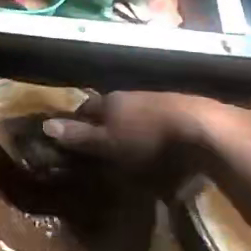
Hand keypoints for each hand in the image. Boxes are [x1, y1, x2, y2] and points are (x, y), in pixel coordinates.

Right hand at [43, 92, 250, 192]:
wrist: (205, 131)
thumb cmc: (148, 139)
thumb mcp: (108, 143)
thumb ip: (79, 136)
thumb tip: (46, 125)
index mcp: (110, 100)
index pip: (85, 108)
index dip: (77, 124)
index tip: (73, 141)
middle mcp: (132, 96)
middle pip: (112, 111)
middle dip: (106, 128)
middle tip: (102, 150)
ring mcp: (160, 102)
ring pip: (137, 116)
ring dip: (132, 131)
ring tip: (132, 154)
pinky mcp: (185, 113)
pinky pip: (161, 123)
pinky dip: (156, 136)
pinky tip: (162, 152)